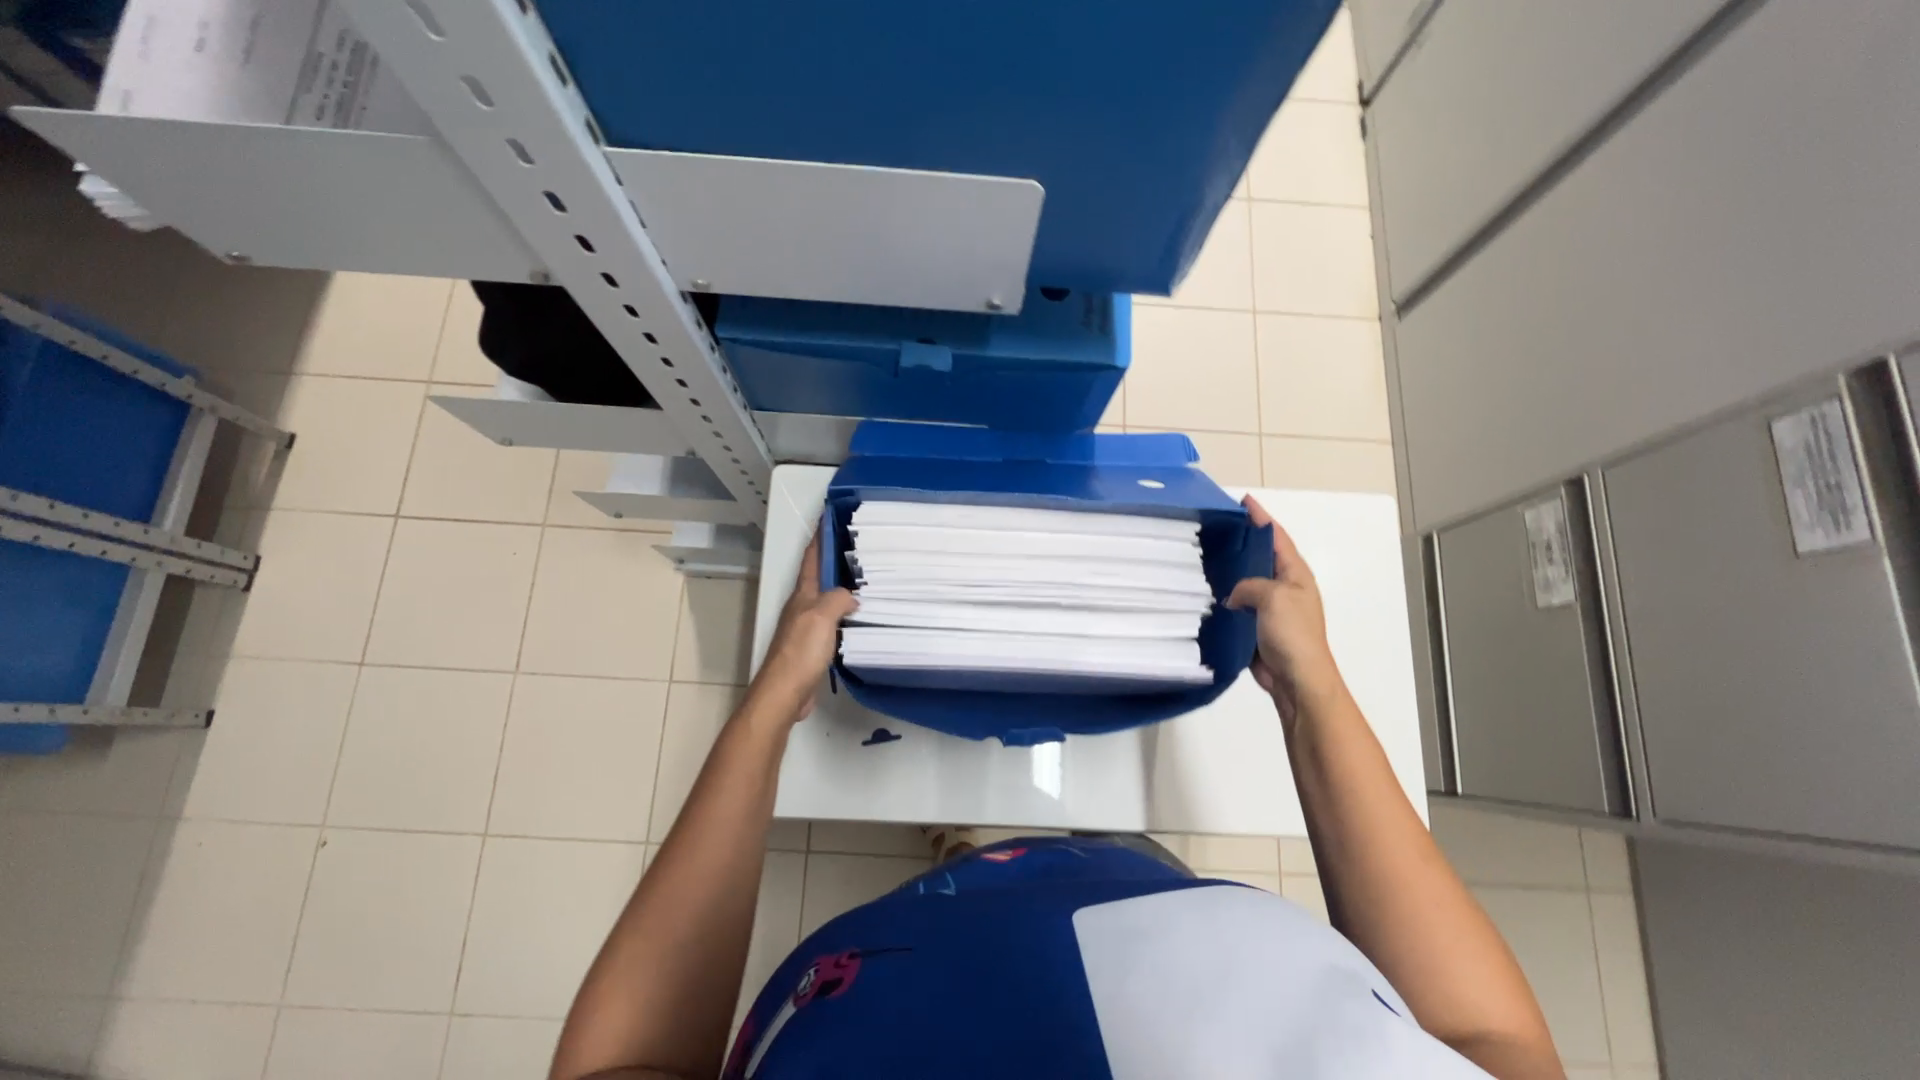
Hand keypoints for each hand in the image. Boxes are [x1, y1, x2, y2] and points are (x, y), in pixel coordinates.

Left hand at [749, 530, 857, 722]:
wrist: (785, 692)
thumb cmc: (800, 651)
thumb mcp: (821, 616)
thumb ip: (838, 598)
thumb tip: (852, 596)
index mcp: (803, 595)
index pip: (812, 558)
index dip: (820, 537)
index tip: (830, 516)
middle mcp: (804, 607)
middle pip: (821, 577)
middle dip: (837, 559)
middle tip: (862, 547)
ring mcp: (808, 627)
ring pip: (829, 600)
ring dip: (844, 588)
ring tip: (869, 580)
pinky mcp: (815, 647)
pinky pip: (835, 622)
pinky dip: (847, 615)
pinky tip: (862, 619)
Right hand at [1226, 495, 1343, 724]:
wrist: (1297, 679)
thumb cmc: (1293, 634)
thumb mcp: (1273, 598)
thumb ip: (1249, 585)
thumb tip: (1233, 597)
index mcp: (1295, 574)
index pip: (1276, 538)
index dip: (1260, 518)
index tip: (1242, 501)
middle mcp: (1284, 587)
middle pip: (1260, 558)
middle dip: (1241, 542)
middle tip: (1214, 528)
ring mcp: (1271, 609)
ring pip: (1246, 582)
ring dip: (1229, 572)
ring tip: (1203, 558)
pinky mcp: (1256, 628)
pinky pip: (1238, 606)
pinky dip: (1223, 599)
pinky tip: (1205, 595)